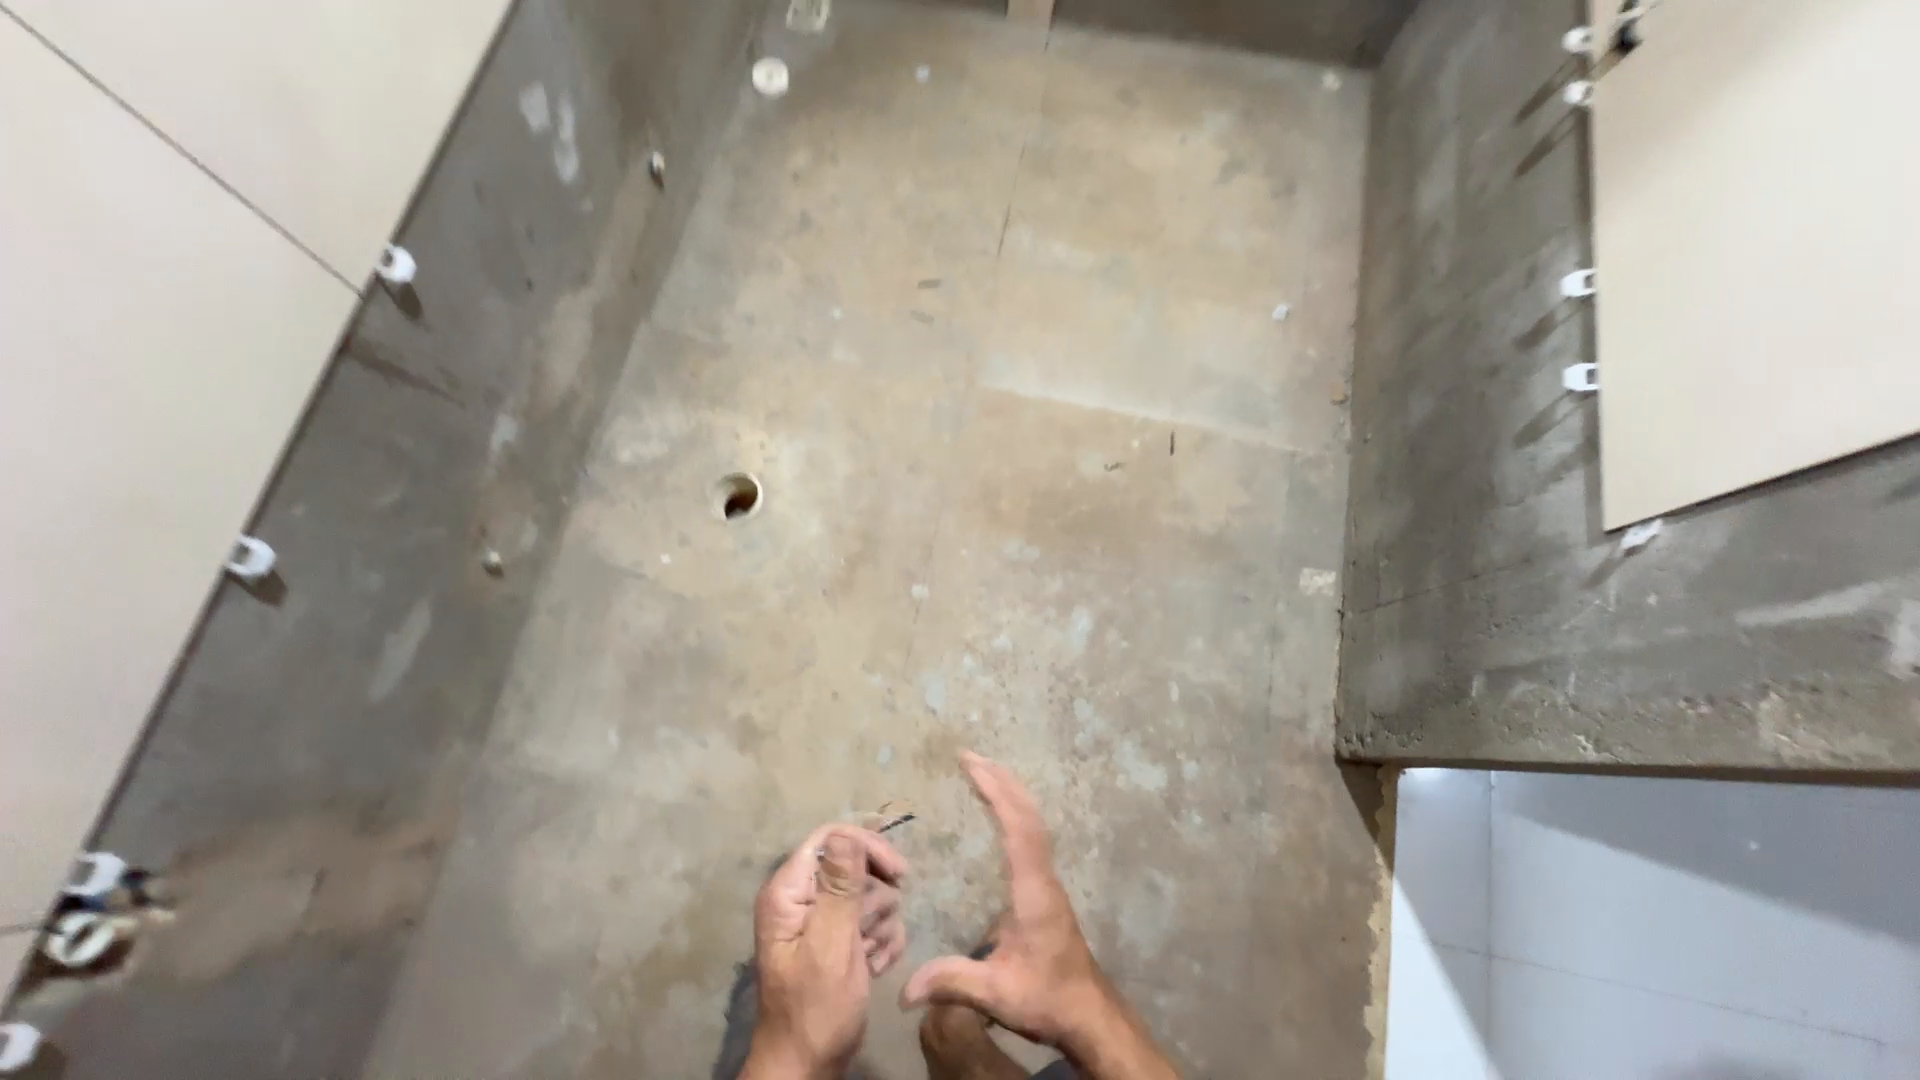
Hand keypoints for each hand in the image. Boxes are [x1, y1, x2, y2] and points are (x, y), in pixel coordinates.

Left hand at [743, 825, 909, 1078]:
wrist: (808, 1068)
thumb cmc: (815, 1010)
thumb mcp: (831, 947)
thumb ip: (839, 889)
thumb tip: (846, 835)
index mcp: (789, 891)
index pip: (832, 838)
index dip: (867, 847)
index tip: (899, 873)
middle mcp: (802, 897)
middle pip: (856, 865)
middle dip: (874, 899)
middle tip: (870, 934)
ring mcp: (821, 919)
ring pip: (870, 893)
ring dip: (880, 925)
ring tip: (870, 958)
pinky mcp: (839, 939)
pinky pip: (873, 920)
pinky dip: (881, 942)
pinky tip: (876, 967)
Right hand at [900, 753, 1177, 1078]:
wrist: (1089, 1015)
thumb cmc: (1048, 1000)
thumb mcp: (997, 995)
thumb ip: (953, 984)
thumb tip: (903, 991)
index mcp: (1033, 891)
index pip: (1018, 830)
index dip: (998, 794)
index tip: (974, 766)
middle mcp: (1043, 878)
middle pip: (1028, 816)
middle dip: (1001, 781)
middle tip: (970, 756)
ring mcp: (1047, 882)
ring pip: (1034, 823)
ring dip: (1011, 793)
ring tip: (984, 771)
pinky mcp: (1045, 890)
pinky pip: (1031, 836)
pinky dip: (1015, 813)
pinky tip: (1001, 813)